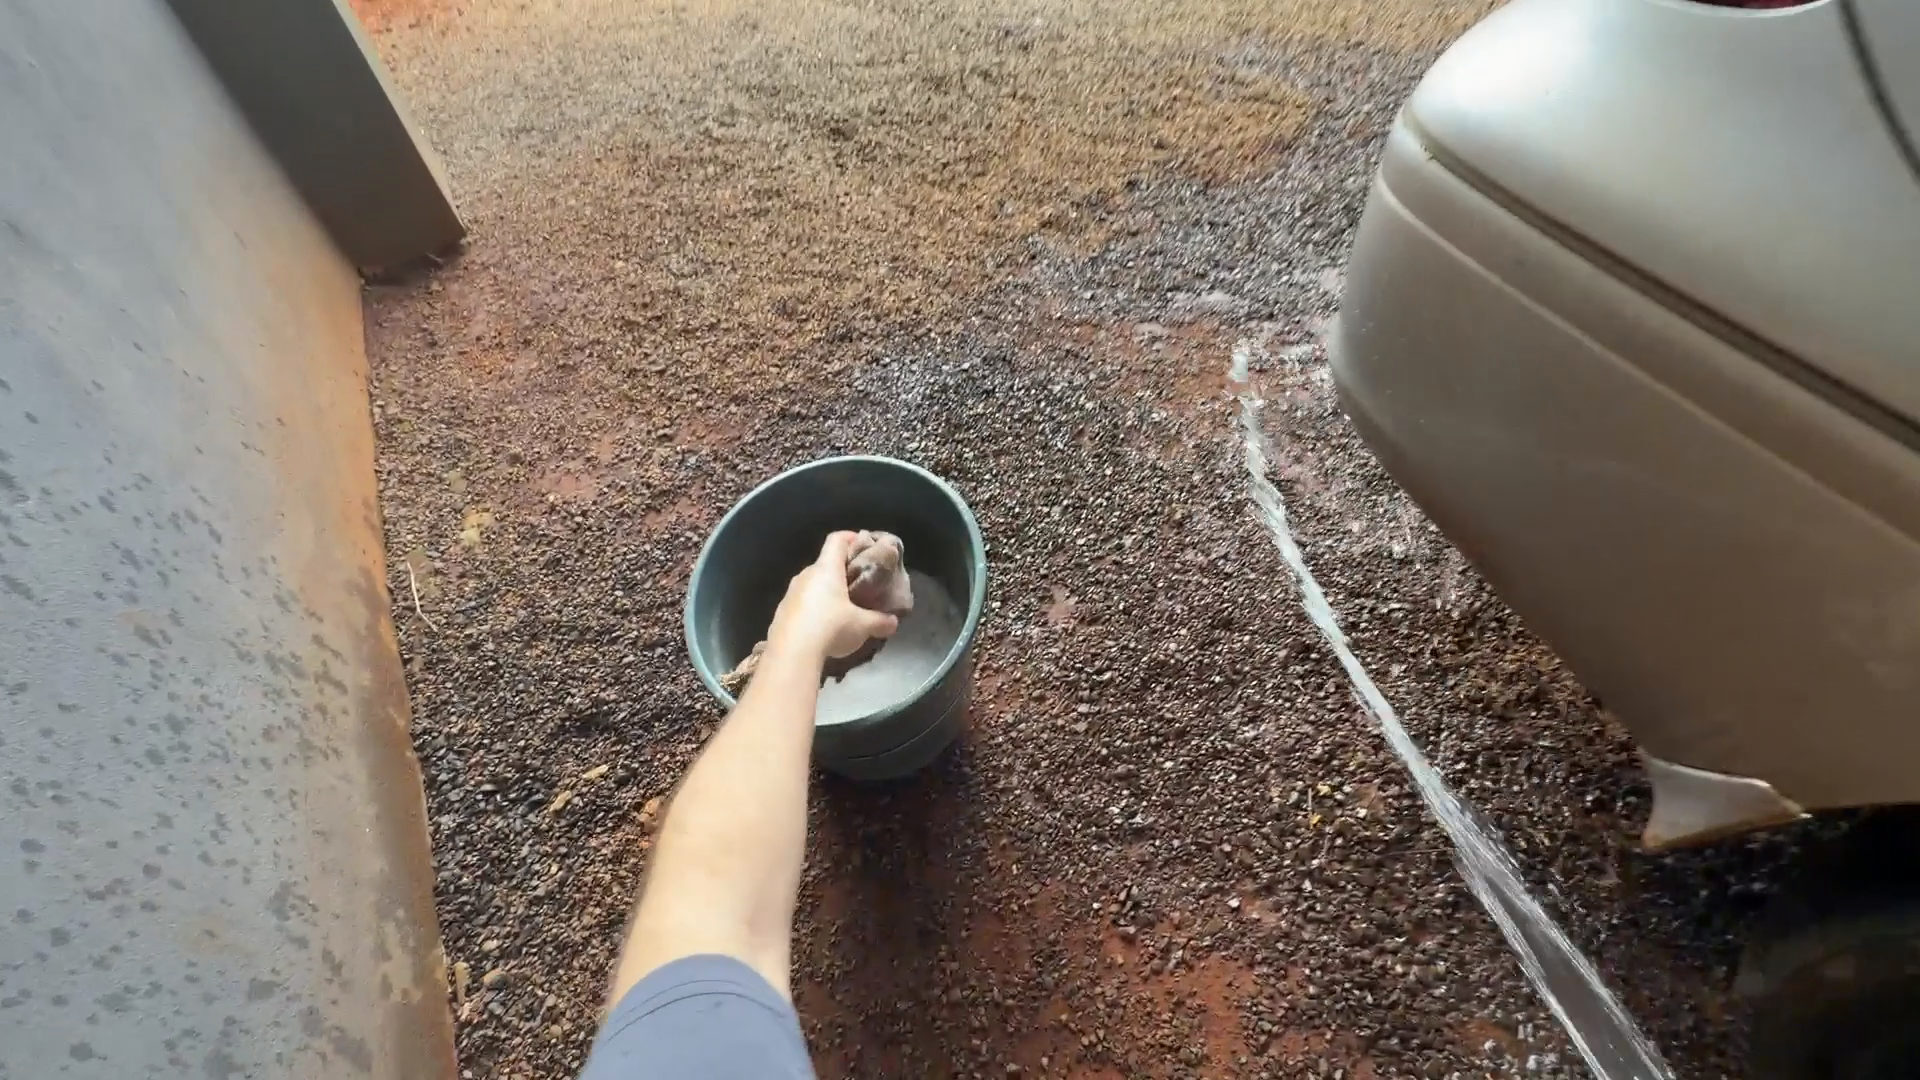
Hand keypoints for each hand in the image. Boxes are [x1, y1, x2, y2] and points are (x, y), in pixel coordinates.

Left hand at [765, 532, 900, 662]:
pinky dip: (813, 609)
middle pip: (824, 563)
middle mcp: (806, 575)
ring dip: (826, 592)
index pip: (837, 540)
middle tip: (858, 584)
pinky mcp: (781, 612)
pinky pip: (801, 603)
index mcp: (827, 569)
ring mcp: (790, 593)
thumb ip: (880, 621)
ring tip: (841, 608)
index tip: (862, 543)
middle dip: (841, 571)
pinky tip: (822, 627)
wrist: (791, 653)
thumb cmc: (831, 627)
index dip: (850, 537)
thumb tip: (893, 622)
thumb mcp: (862, 626)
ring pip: (812, 584)